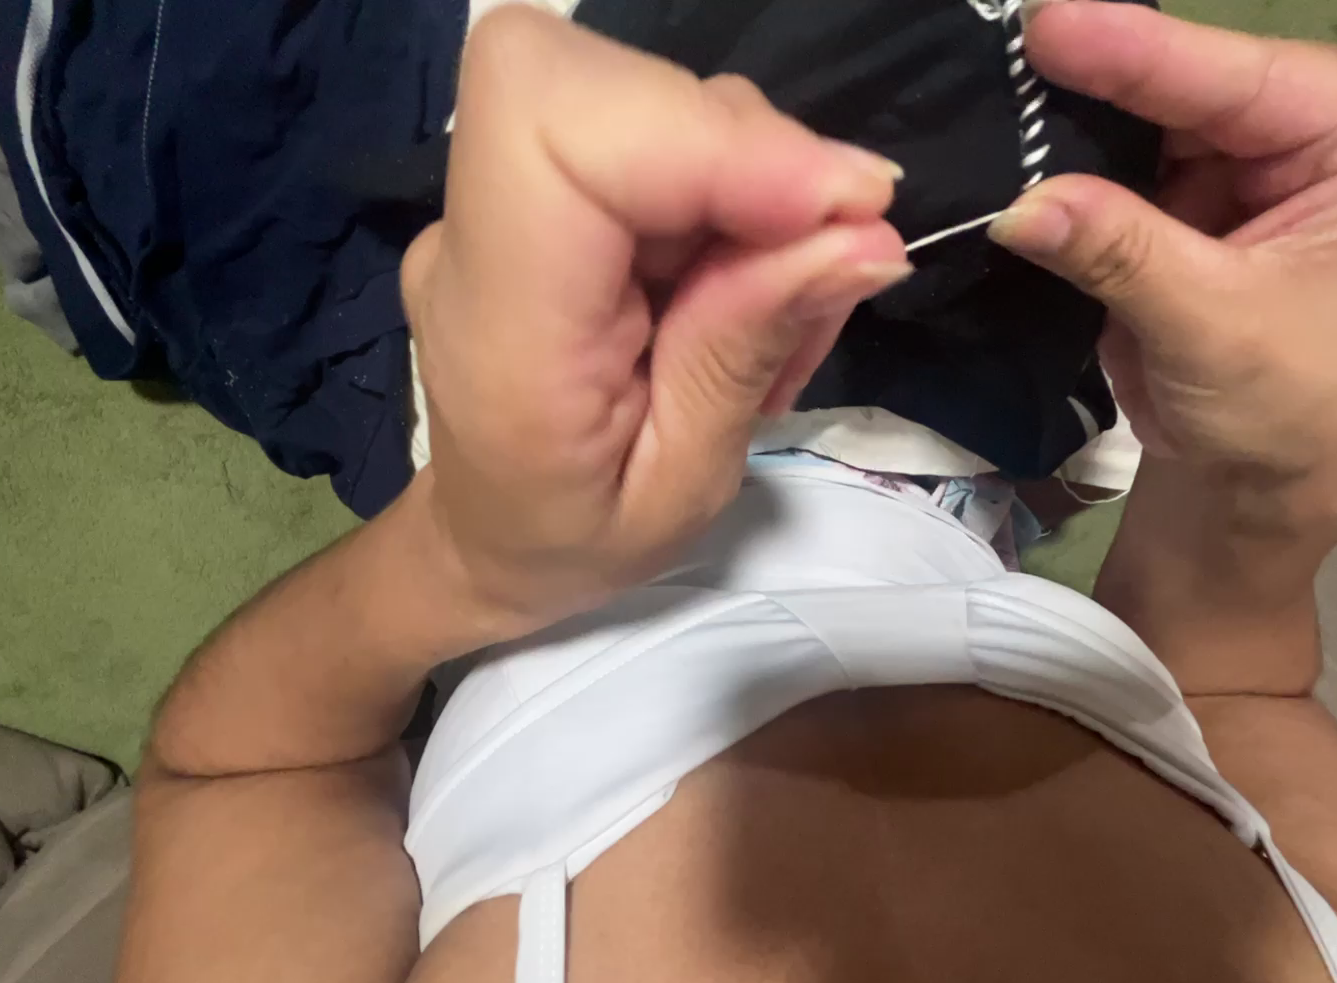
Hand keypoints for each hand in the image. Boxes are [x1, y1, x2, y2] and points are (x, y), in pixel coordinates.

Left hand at [401, 8, 909, 633]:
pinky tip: (737, 296)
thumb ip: (747, 355)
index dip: (709, 134)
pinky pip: (647, 151)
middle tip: (818, 273)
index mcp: (502, 331)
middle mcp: (476, 243)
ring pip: (645, 107)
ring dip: (750, 193)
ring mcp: (491, 213)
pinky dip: (726, 205)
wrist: (491, 541)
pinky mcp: (529, 205)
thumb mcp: (683, 486)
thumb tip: (860, 236)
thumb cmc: (579, 541)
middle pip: (606, 88)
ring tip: (772, 322)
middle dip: (747, 160)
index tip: (837, 207)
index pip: (557, 126)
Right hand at [989, 1, 1336, 492]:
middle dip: (1106, 80)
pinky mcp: (1189, 207)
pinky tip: (1022, 151)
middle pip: (1195, 90)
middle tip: (1018, 52)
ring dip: (1078, 126)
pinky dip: (1070, 175)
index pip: (1246, 81)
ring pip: (1149, 129)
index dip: (1143, 54)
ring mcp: (1247, 170)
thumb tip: (1017, 205)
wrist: (1245, 470)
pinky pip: (1120, 177)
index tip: (1050, 24)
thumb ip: (1120, 254)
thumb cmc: (1272, 402)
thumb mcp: (1208, 323)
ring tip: (1006, 96)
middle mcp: (1320, 134)